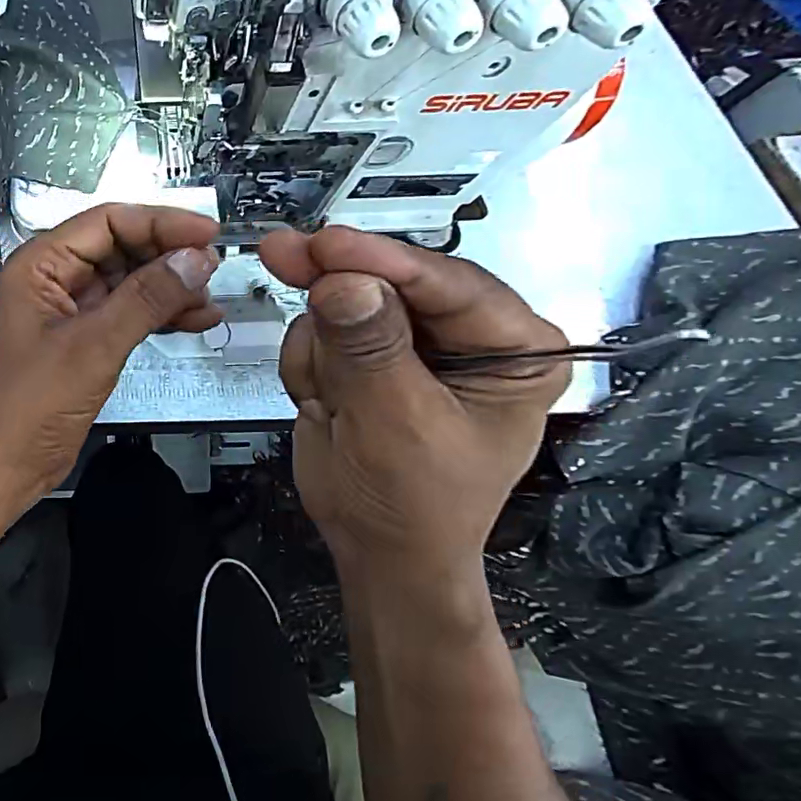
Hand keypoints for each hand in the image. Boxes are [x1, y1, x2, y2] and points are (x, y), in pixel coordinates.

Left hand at [0, 205, 222, 511]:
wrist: (7, 467)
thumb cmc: (25, 409)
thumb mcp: (93, 346)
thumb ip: (146, 299)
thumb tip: (192, 261)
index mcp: (41, 266)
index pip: (109, 222)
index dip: (161, 223)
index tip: (203, 234)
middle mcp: (57, 281)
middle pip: (124, 247)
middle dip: (170, 256)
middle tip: (212, 266)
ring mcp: (75, 311)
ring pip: (133, 281)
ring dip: (173, 287)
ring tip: (209, 296)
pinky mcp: (89, 339)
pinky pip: (134, 312)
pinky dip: (165, 314)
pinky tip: (196, 319)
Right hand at [258, 226, 568, 576]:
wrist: (376, 554)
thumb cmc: (413, 506)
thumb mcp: (398, 426)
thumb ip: (370, 349)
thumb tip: (342, 281)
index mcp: (515, 350)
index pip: (451, 283)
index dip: (385, 261)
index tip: (327, 246)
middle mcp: (467, 335)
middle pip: (395, 281)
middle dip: (340, 289)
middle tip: (285, 257)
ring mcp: (412, 343)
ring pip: (348, 301)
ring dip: (324, 348)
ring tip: (328, 401)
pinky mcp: (367, 354)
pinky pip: (323, 330)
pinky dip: (310, 364)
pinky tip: (322, 402)